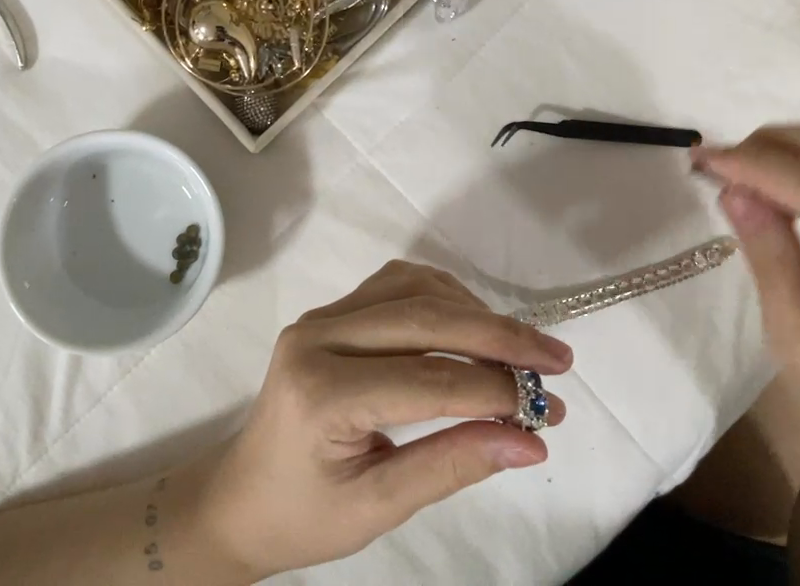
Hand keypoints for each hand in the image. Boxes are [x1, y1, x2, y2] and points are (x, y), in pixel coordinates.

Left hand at [194, 261, 572, 580]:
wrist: (241, 497)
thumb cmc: (303, 514)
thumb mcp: (378, 506)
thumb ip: (452, 466)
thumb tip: (529, 442)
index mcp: (322, 393)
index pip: (428, 380)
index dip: (495, 390)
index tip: (551, 410)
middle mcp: (318, 337)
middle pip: (424, 318)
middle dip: (499, 336)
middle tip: (558, 361)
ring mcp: (321, 317)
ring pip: (412, 289)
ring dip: (473, 310)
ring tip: (523, 348)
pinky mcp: (331, 313)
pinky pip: (396, 285)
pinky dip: (443, 297)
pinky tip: (472, 323)